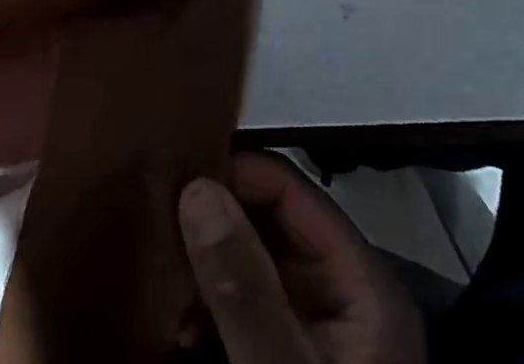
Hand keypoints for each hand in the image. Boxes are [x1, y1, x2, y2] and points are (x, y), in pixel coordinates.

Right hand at [179, 153, 425, 363]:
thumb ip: (247, 288)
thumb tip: (198, 192)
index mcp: (364, 279)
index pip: (295, 192)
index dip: (238, 176)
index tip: (177, 181)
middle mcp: (344, 289)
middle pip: (270, 224)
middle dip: (214, 222)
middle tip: (158, 223)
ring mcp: (318, 324)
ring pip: (253, 263)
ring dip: (205, 267)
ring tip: (161, 275)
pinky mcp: (294, 350)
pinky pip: (247, 305)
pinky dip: (211, 306)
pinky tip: (178, 322)